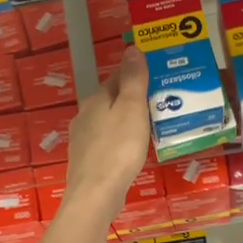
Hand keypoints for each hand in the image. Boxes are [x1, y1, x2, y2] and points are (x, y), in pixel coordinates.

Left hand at [64, 48, 149, 212]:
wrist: (95, 194)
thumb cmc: (118, 149)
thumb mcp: (131, 109)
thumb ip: (133, 79)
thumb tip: (131, 48)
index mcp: (96, 99)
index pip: (117, 77)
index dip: (137, 74)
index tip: (158, 77)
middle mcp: (85, 115)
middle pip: (111, 100)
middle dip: (132, 99)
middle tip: (160, 104)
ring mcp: (82, 139)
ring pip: (108, 122)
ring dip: (126, 121)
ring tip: (149, 127)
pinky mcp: (86, 161)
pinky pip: (106, 142)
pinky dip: (119, 141)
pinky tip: (130, 151)